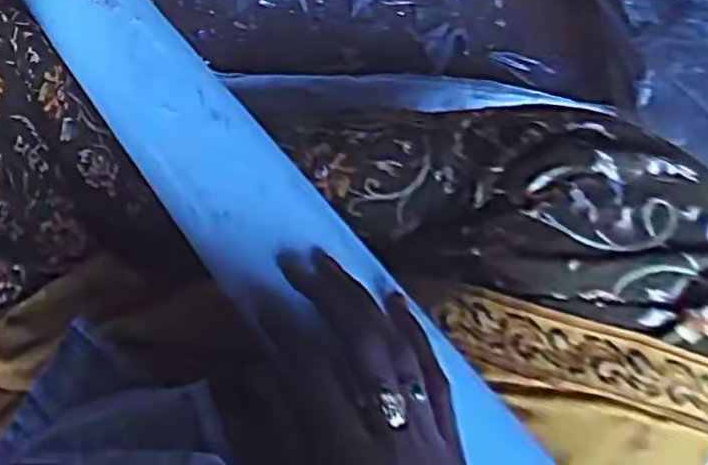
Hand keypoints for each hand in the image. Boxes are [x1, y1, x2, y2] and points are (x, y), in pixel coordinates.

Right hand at [253, 249, 463, 464]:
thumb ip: (276, 437)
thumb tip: (253, 373)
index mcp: (350, 457)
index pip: (313, 372)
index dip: (284, 329)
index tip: (260, 298)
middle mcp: (396, 440)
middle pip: (363, 347)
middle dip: (327, 297)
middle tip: (295, 263)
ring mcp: (431, 438)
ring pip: (399, 350)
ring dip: (362, 301)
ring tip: (332, 265)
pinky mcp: (454, 443)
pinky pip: (437, 376)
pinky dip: (416, 333)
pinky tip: (396, 299)